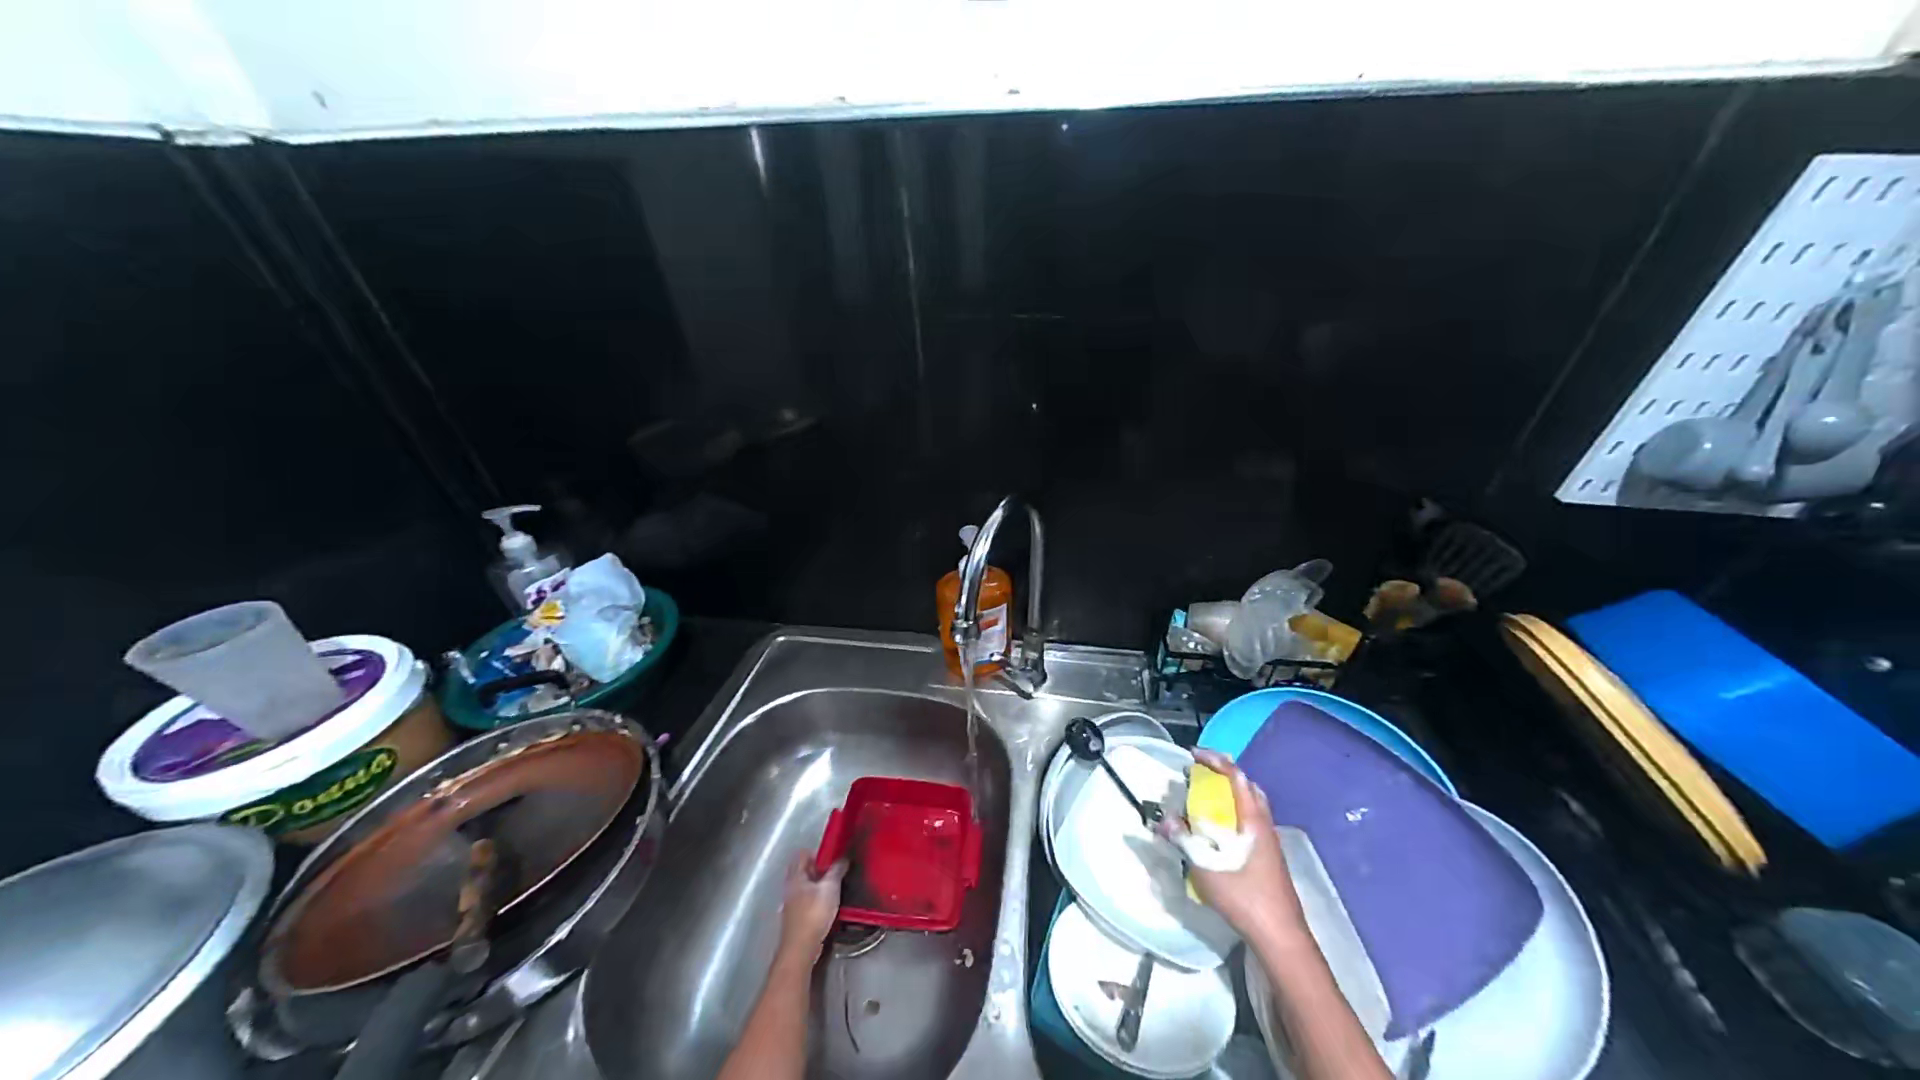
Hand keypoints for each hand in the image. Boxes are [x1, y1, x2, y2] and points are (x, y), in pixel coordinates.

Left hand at [777, 854, 846, 962]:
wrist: (801, 948)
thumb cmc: (814, 913)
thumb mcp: (830, 888)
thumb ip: (836, 870)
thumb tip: (842, 858)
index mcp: (796, 876)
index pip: (802, 855)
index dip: (817, 853)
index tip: (832, 857)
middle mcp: (790, 887)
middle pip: (804, 871)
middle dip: (820, 870)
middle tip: (836, 872)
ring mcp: (791, 904)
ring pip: (806, 887)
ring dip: (820, 886)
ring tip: (836, 889)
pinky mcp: (796, 918)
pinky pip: (808, 901)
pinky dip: (818, 900)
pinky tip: (829, 906)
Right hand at [1178, 749, 1308, 952]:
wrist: (1280, 935)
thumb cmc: (1245, 897)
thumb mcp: (1206, 868)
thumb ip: (1184, 841)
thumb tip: (1165, 821)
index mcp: (1252, 820)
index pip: (1236, 777)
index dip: (1214, 760)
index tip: (1193, 756)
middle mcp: (1264, 824)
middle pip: (1247, 787)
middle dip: (1223, 774)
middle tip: (1199, 774)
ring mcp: (1270, 841)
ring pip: (1251, 805)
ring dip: (1229, 794)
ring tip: (1206, 799)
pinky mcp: (1269, 856)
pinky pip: (1250, 821)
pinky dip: (1233, 813)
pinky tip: (1219, 831)